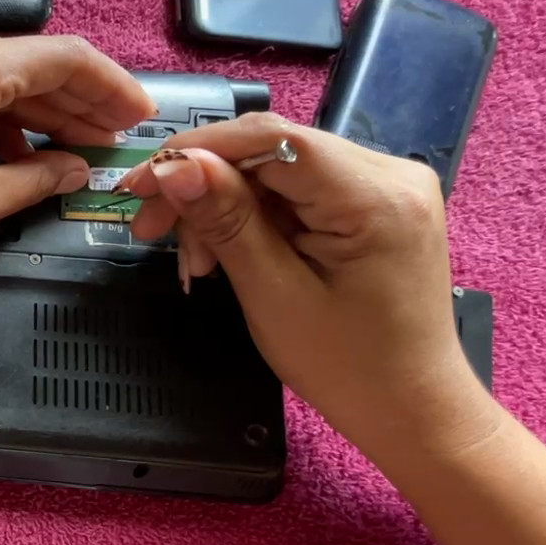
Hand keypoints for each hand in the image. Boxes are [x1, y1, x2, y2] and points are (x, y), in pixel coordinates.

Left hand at [0, 33, 154, 307]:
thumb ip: (39, 177)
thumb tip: (76, 169)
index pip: (60, 57)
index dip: (109, 86)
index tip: (137, 113)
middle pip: (28, 66)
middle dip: (76, 103)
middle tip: (116, 135)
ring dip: (38, 115)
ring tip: (76, 151)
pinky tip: (22, 155)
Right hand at [119, 114, 496, 453]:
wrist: (406, 404)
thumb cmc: (342, 362)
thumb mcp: (271, 292)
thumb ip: (226, 221)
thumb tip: (175, 165)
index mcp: (374, 196)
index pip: (272, 140)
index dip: (197, 150)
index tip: (139, 184)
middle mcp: (388, 172)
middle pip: (268, 154)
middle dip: (200, 186)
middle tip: (148, 230)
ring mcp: (381, 186)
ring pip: (271, 173)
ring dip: (217, 209)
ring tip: (193, 263)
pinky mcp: (367, 204)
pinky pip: (289, 193)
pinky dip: (245, 219)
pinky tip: (221, 253)